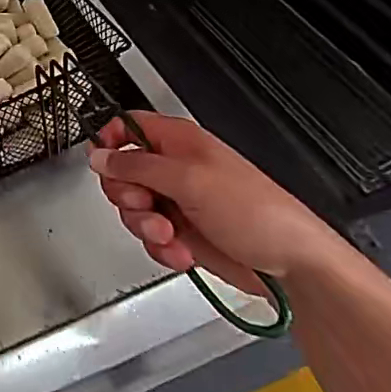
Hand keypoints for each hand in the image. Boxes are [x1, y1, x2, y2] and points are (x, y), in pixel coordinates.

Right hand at [90, 112, 351, 293]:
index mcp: (178, 141)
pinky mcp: (182, 231)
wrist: (291, 265)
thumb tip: (99, 156)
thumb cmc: (257, 212)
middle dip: (127, 194)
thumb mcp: (186, 180)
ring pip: (133, 207)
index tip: (102, 162)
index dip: (109, 140)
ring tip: (170, 233)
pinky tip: (180, 250)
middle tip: (146, 202)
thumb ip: (135, 166)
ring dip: (145, 225)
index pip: (128, 125)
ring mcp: (178, 200)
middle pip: (122, 172)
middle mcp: (175, 168)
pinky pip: (150, 235)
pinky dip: (160, 246)